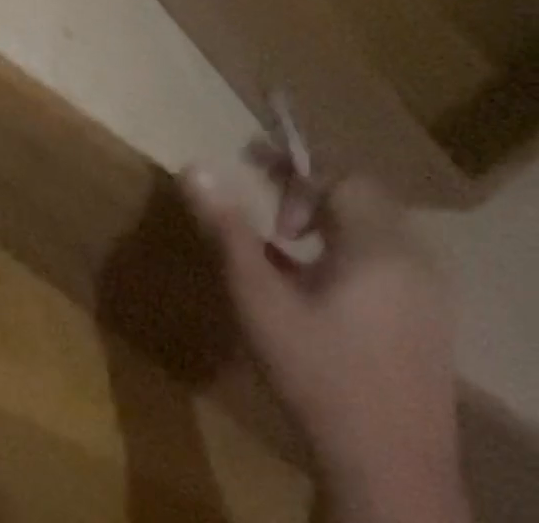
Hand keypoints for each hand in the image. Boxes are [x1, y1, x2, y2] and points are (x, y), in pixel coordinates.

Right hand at [182, 168, 469, 522]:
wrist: (386, 458)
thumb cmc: (314, 368)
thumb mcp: (256, 296)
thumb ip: (227, 230)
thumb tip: (196, 167)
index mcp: (379, 249)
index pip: (345, 179)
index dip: (296, 168)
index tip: (250, 165)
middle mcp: (414, 263)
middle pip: (365, 201)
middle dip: (309, 189)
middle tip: (259, 200)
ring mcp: (428, 296)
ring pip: (377, 233)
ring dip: (325, 221)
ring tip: (276, 241)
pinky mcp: (425, 322)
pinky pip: (385, 263)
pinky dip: (343, 251)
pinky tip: (307, 281)